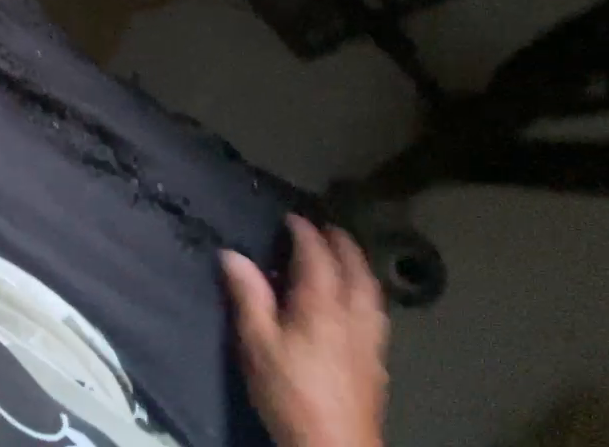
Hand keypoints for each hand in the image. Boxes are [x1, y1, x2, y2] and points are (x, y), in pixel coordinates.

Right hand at [222, 216, 388, 446]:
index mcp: (321, 307)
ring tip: (346, 258)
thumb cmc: (289, 390)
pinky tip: (358, 304)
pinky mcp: (376, 364)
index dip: (305, 234)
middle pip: (356, 272)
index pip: (317, 259)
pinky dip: (366, 294)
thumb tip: (232, 254)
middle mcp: (353, 318)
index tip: (292, 217)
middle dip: (343, 246)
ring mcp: (370, 342)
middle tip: (328, 228)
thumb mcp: (257, 342)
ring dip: (360, 269)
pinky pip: (376, 314)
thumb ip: (248, 296)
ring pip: (372, 294)